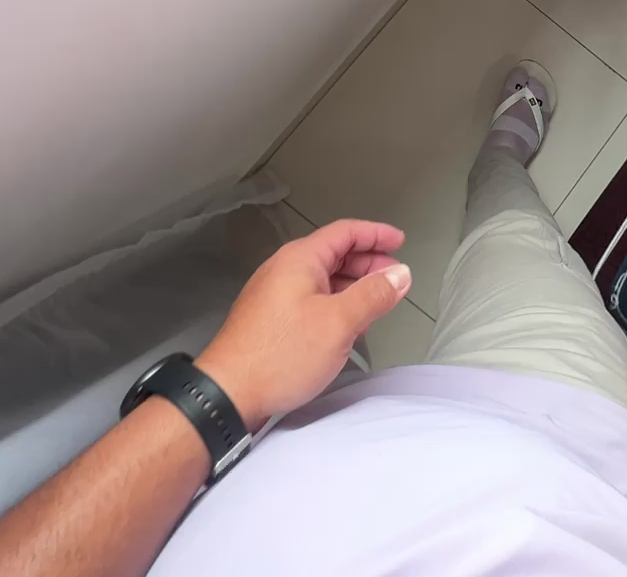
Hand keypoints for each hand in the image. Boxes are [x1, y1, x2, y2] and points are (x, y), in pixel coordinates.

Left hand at [193, 220, 410, 427]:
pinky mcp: (270, 317)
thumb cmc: (282, 354)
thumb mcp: (339, 323)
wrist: (226, 395)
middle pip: (336, 253)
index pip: (346, 232)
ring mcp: (275, 292)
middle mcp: (285, 268)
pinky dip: (336, 302)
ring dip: (354, 286)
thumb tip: (401, 274)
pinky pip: (312, 297)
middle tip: (394, 278)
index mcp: (301, 258)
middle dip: (369, 263)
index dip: (376, 234)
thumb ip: (374, 294)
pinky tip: (348, 325)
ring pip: (324, 278)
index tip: (400, 242)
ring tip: (377, 305)